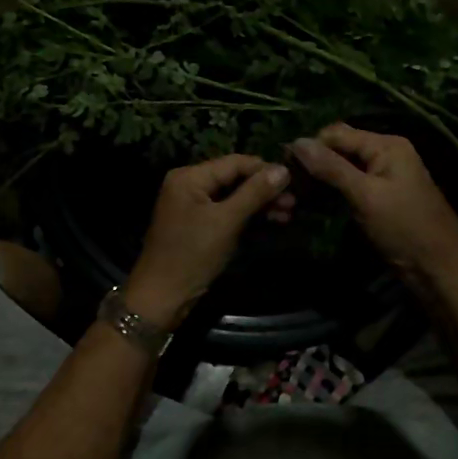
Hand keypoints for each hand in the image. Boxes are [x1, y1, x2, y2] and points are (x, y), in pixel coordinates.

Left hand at [122, 154, 290, 330]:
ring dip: (259, 203)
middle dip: (264, 189)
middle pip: (234, 177)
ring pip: (232, 196)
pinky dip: (247, 215)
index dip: (265, 170)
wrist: (162, 296)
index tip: (295, 180)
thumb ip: (254, 193)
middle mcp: (188, 184)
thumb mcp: (226, 221)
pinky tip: (271, 221)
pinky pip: (226, 211)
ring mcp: (192, 205)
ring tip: (288, 214)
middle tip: (294, 202)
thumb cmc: (192, 254)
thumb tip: (283, 169)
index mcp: (189, 176)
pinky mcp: (197, 224)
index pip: (234, 162)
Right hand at [290, 123, 457, 291]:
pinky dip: (332, 192)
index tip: (281, 167)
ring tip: (293, 194)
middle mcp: (385, 153)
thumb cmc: (405, 228)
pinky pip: (350, 185)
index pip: (336, 133)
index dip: (309, 146)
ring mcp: (384, 176)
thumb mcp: (365, 196)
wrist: (440, 269)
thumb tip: (296, 141)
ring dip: (320, 179)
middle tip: (285, 184)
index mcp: (387, 145)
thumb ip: (331, 168)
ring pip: (342, 168)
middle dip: (313, 163)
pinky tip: (312, 203)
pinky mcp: (380, 197)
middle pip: (339, 149)